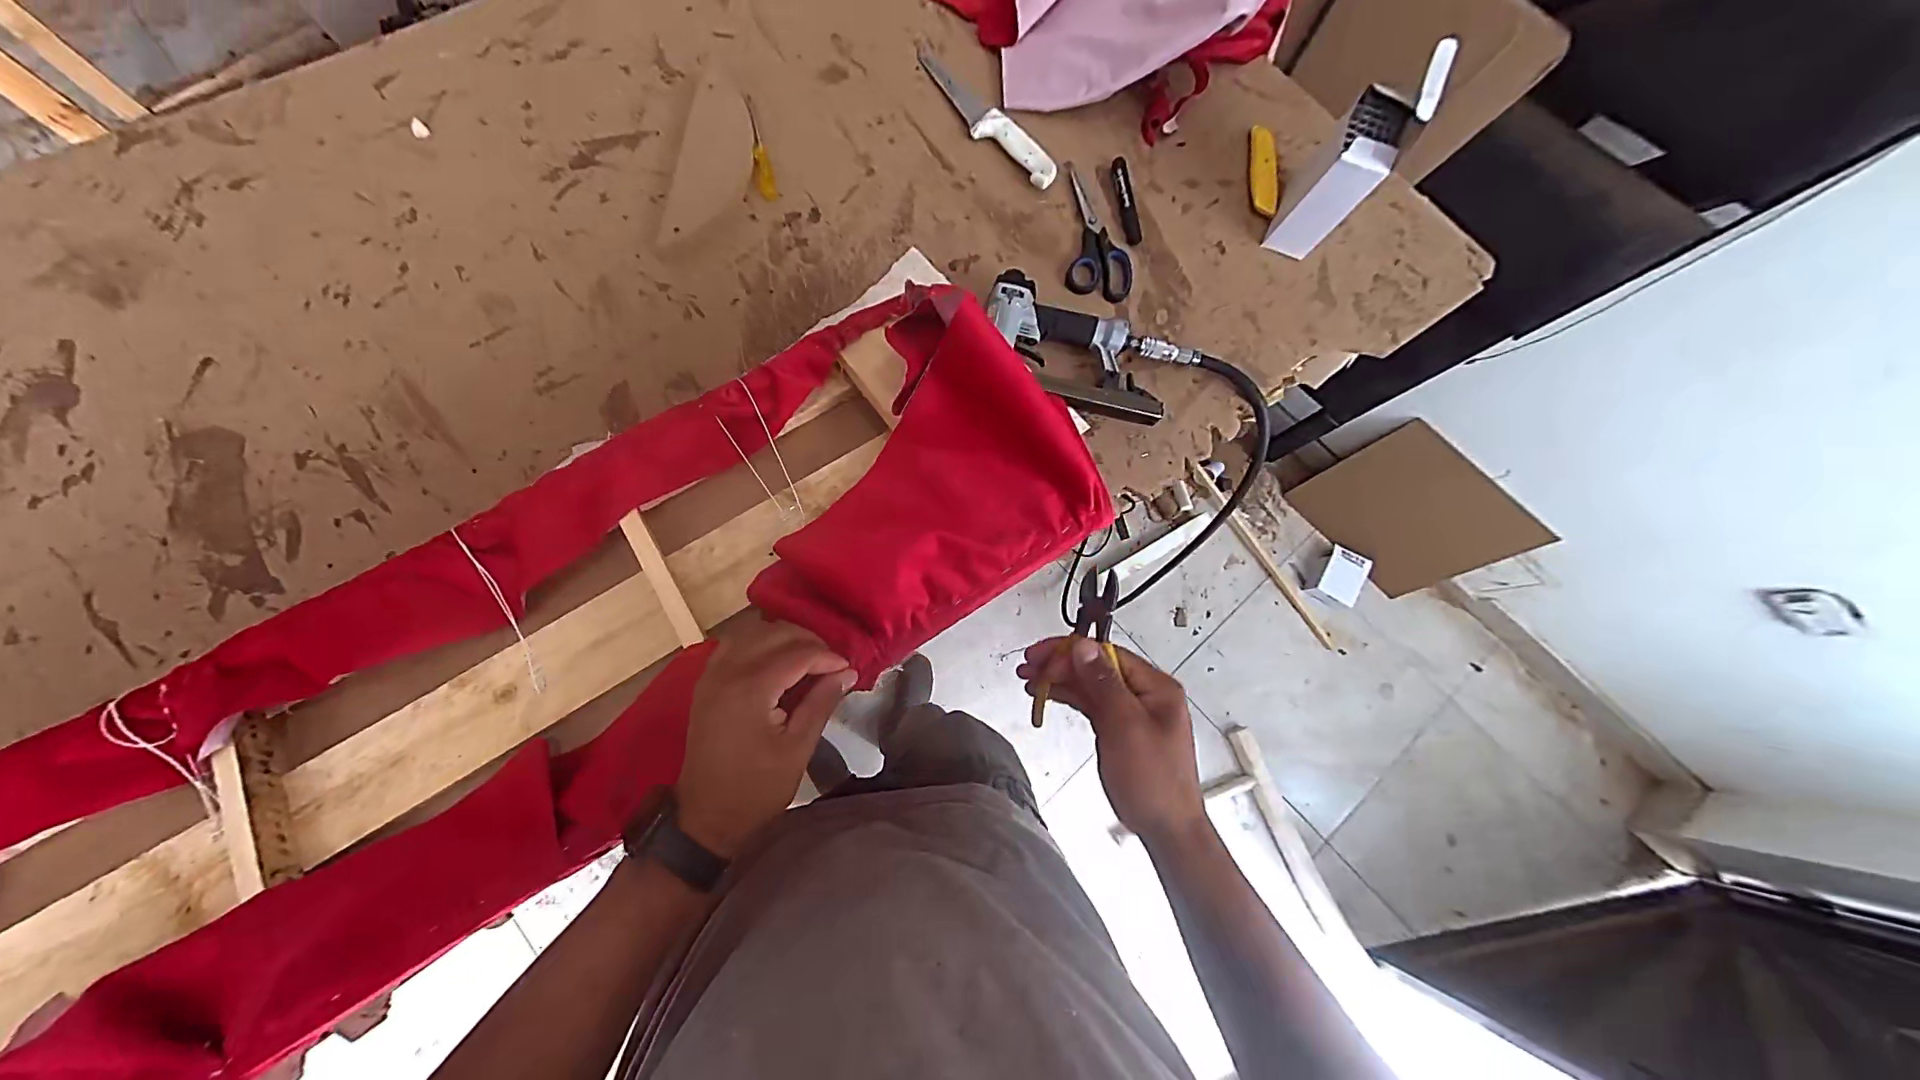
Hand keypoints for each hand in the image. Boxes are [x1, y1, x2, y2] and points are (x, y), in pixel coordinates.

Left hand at [677, 617, 855, 856]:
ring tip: (808, 658)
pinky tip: (777, 660)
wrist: (706, 818)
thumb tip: (846, 672)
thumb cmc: (757, 789)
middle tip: (832, 663)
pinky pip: (734, 644)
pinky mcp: (706, 683)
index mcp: (750, 689)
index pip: (797, 653)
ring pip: (752, 632)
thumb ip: (821, 702)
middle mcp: (727, 672)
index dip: (828, 657)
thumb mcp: (798, 748)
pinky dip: (759, 643)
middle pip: (774, 633)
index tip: (849, 669)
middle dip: (808, 642)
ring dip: (783, 637)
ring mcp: (711, 675)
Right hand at [1018, 637, 1204, 842]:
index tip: (1042, 656)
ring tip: (1030, 680)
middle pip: (1097, 666)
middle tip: (1030, 667)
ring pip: (1091, 685)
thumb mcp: (1125, 726)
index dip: (1070, 652)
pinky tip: (1049, 695)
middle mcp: (1146, 694)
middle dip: (1061, 664)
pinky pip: (1092, 703)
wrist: (1166, 828)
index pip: (1106, 653)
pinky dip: (1070, 697)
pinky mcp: (1121, 728)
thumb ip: (1104, 683)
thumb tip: (1084, 647)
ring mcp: (1133, 711)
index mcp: (1156, 686)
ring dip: (1061, 679)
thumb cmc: (1155, 783)